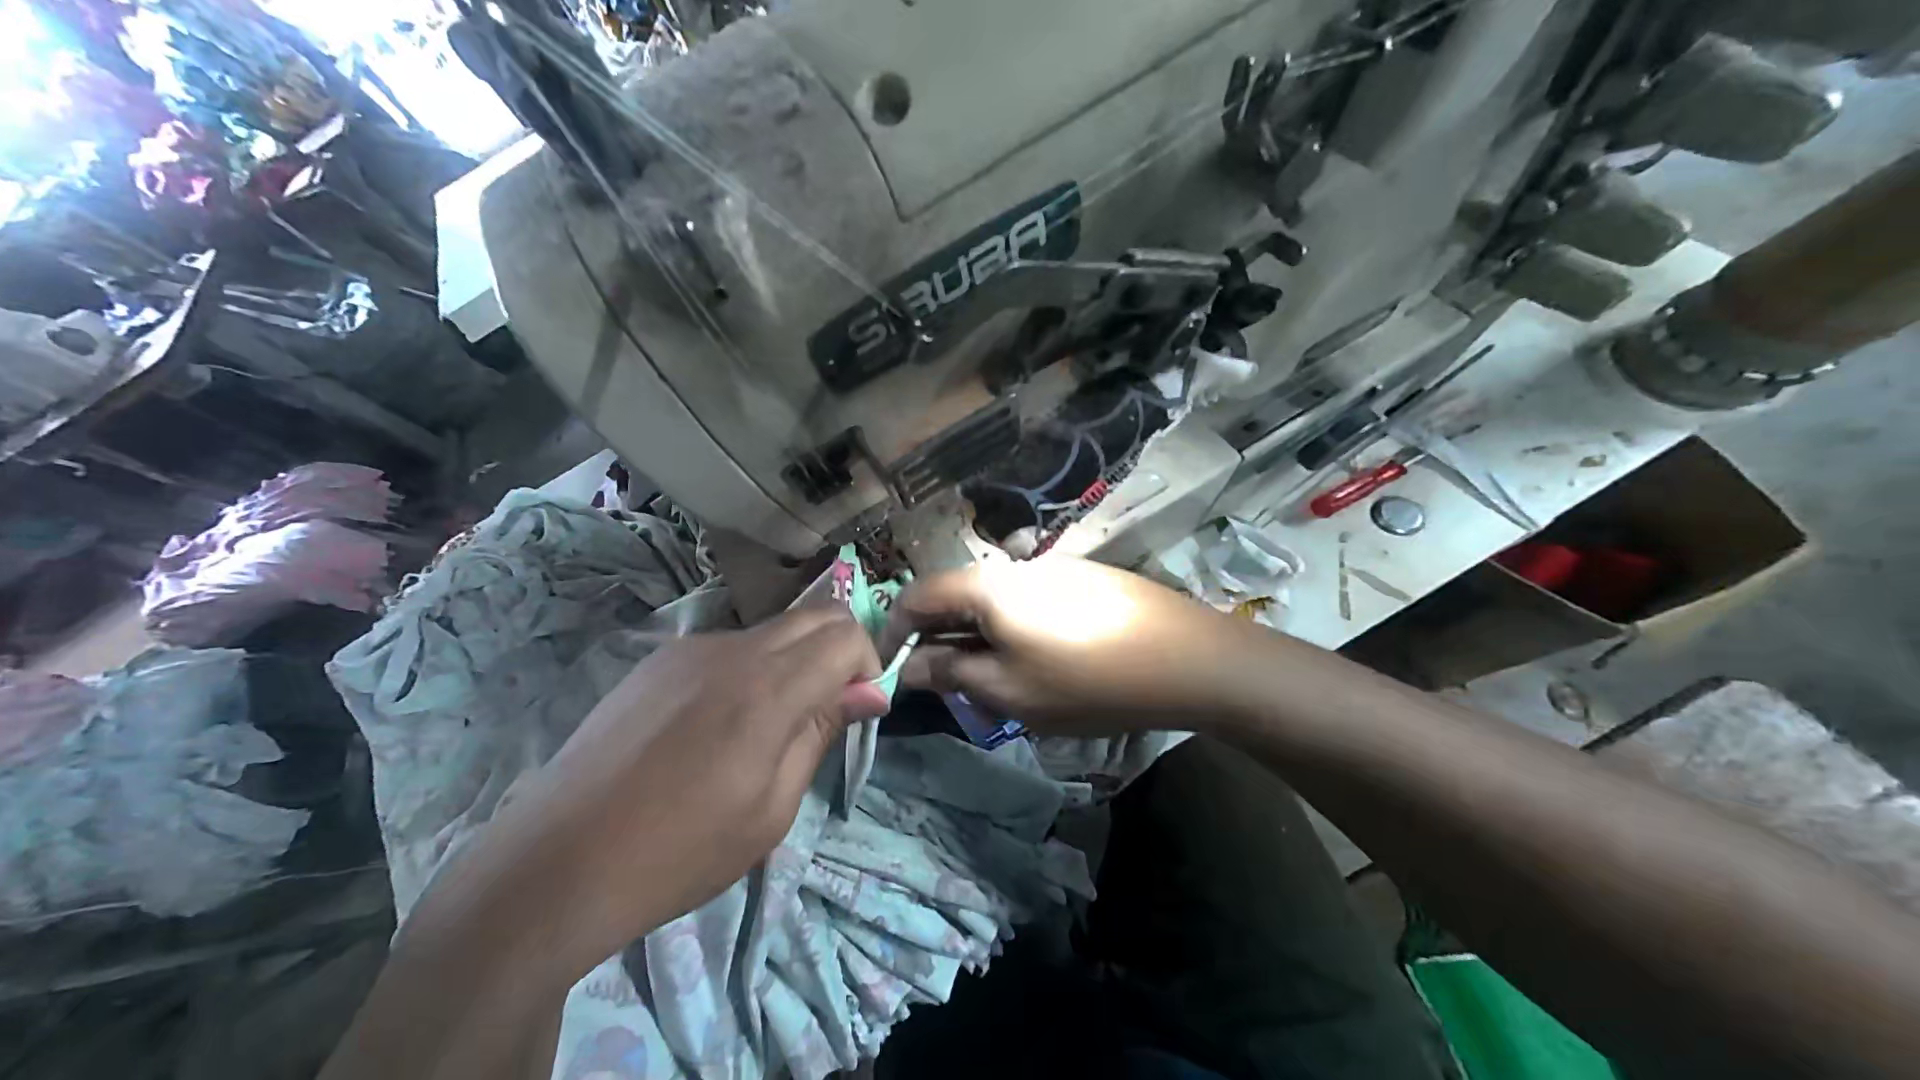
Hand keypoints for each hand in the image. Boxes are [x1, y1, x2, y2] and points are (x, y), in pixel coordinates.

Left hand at [447, 608, 887, 983]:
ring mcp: (688, 649)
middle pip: (815, 615)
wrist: (555, 863)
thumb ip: (821, 732)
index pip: (846, 636)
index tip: (858, 709)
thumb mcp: (771, 810)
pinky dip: (750, 668)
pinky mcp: (656, 662)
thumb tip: (870, 691)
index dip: (868, 665)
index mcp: (769, 690)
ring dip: (794, 659)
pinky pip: (726, 647)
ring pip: (772, 629)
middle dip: (841, 649)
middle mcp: (733, 650)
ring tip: (768, 725)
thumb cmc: (678, 853)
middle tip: (830, 707)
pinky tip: (717, 725)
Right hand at [884, 557, 1270, 736]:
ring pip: (992, 601)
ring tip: (992, 679)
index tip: (890, 669)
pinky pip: (1027, 602)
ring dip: (975, 636)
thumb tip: (908, 667)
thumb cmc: (1086, 681)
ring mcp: (1054, 569)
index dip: (893, 632)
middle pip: (955, 596)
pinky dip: (1011, 630)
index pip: (916, 596)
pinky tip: (1038, 661)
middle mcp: (1014, 565)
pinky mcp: (1085, 580)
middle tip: (943, 684)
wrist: (1191, 660)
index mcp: (985, 585)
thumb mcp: (1007, 690)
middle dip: (936, 638)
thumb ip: (949, 674)